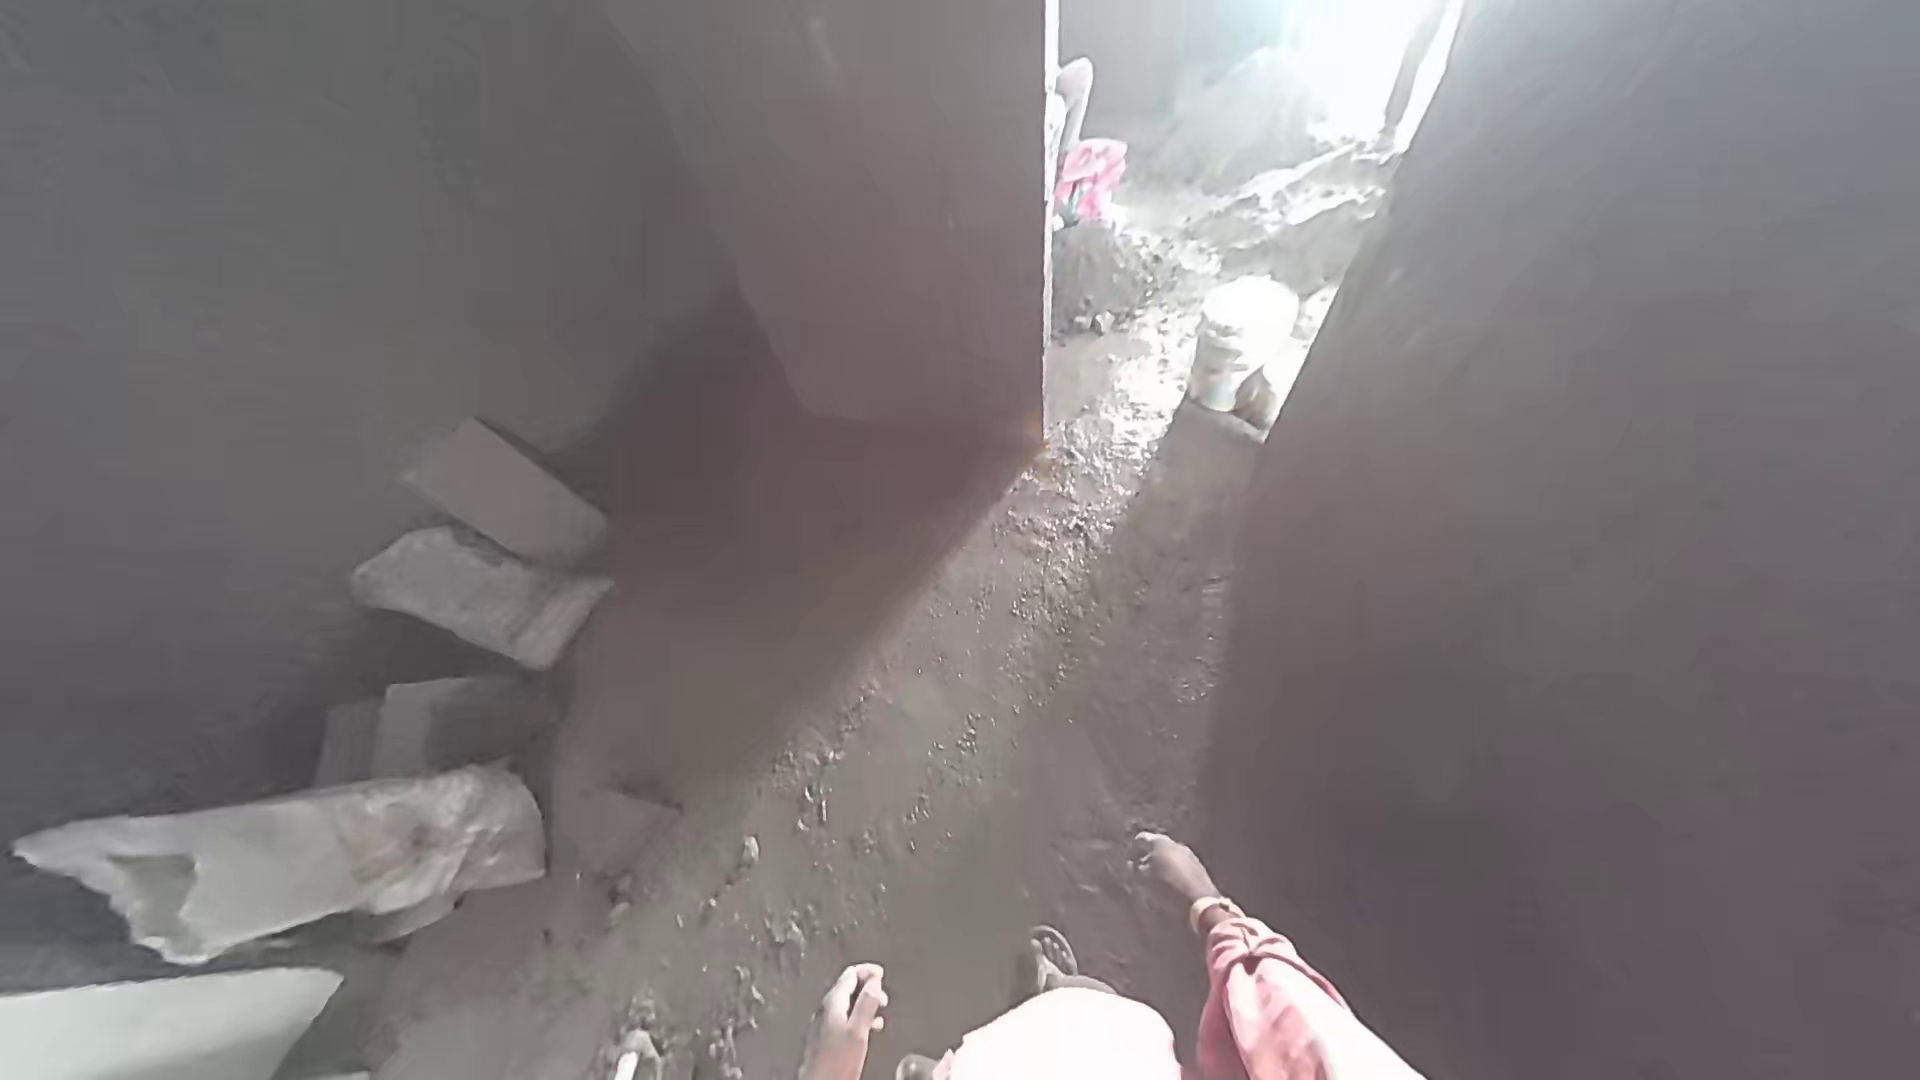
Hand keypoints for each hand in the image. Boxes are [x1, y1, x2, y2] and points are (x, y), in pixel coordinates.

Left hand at [798, 963, 886, 1079]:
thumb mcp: (858, 1030)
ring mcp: (822, 1025)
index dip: (868, 971)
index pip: (851, 973)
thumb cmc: (837, 1062)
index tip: (882, 975)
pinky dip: (858, 1018)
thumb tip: (874, 980)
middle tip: (884, 997)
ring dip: (865, 1005)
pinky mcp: (823, 1040)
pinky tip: (867, 1030)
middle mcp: (825, 1009)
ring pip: (847, 1004)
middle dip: (868, 988)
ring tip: (880, 1014)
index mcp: (833, 1001)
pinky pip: (844, 1019)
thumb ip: (867, 1002)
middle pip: (848, 987)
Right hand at [1134, 831, 1219, 906]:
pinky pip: (1180, 865)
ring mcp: (1189, 855)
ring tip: (1156, 879)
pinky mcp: (1199, 867)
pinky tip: (1171, 884)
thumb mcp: (1145, 879)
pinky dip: (1173, 871)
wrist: (1201, 903)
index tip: (1128, 860)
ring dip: (1161, 864)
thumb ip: (1135, 868)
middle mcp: (1175, 843)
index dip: (1133, 849)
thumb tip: (1132, 863)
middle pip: (1156, 846)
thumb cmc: (1168, 888)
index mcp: (1160, 841)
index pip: (1141, 838)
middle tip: (1141, 869)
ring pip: (1170, 856)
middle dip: (1148, 856)